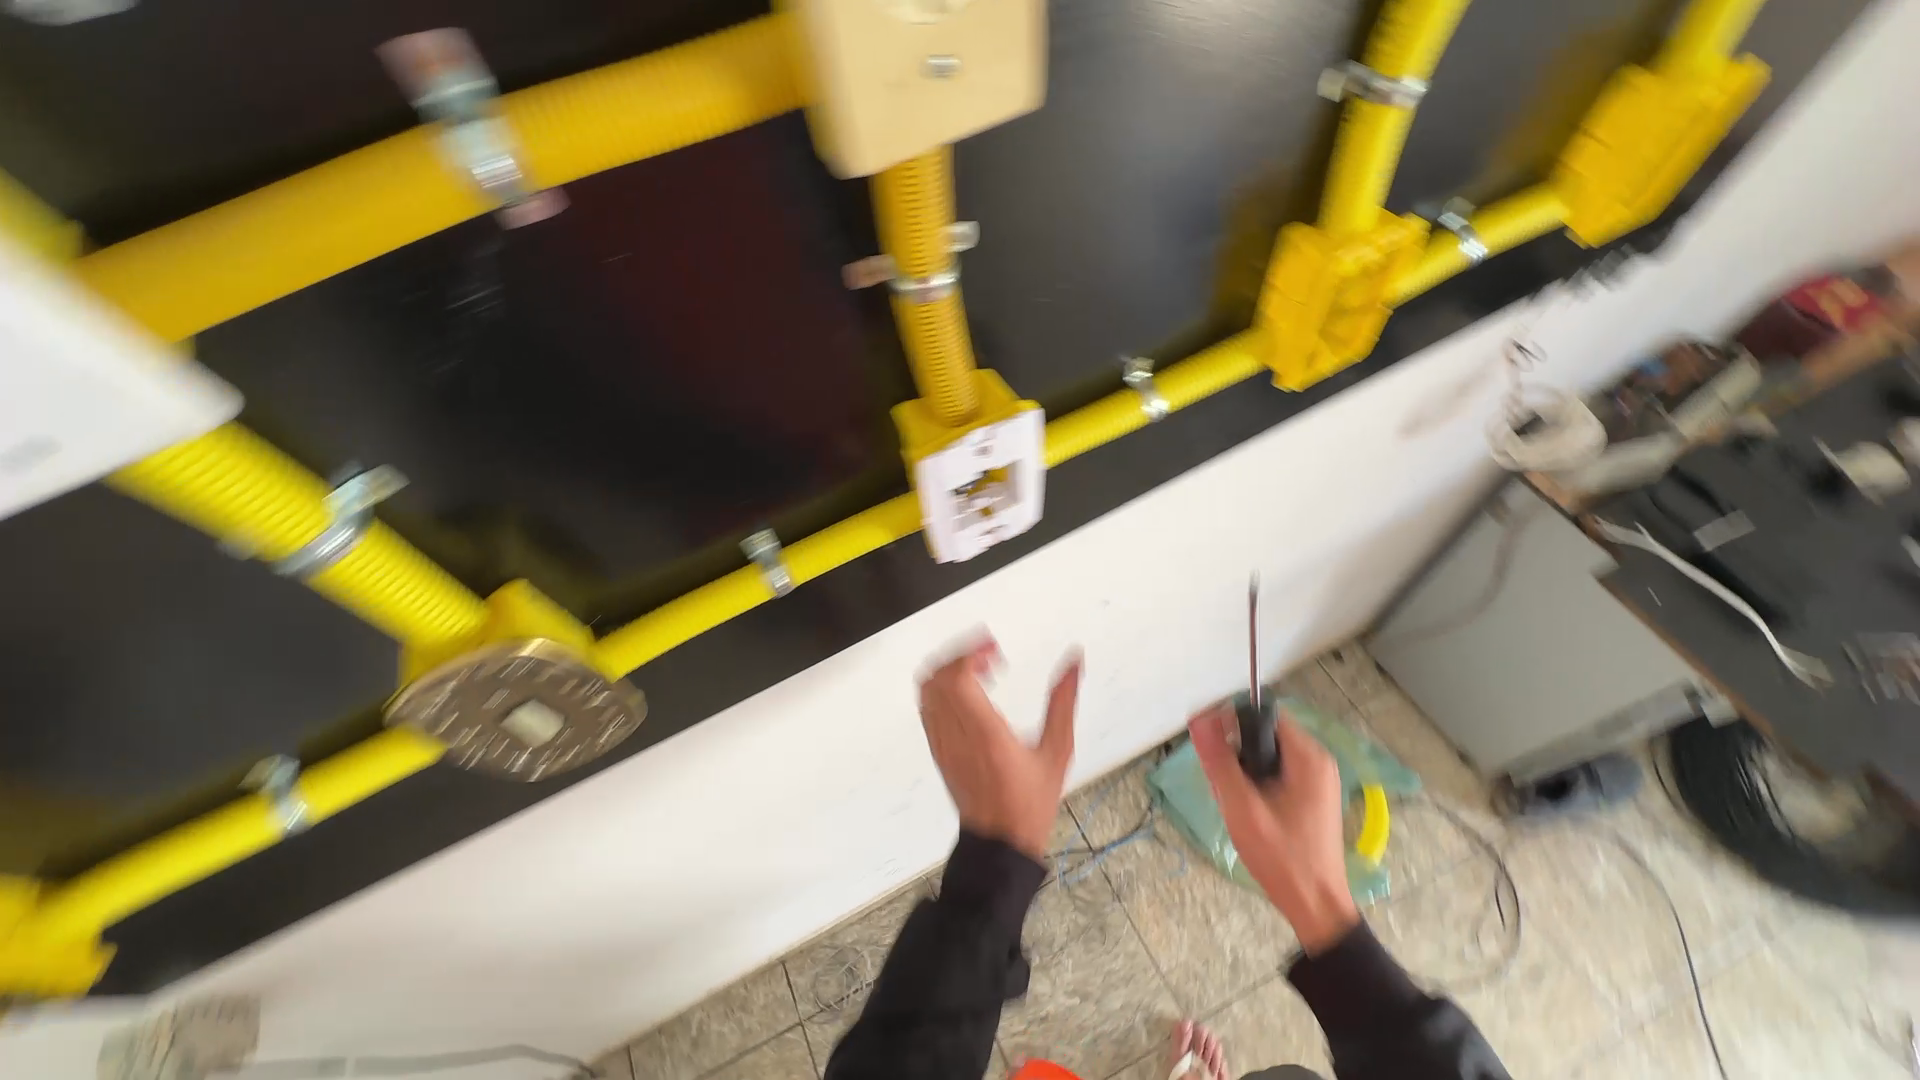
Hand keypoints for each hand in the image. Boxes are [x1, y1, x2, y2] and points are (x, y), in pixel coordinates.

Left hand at [918, 636, 1081, 860]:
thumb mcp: (1057, 752)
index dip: (970, 652)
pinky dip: (943, 689)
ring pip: (927, 690)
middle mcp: (957, 735)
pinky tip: (970, 695)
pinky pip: (928, 707)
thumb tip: (1073, 664)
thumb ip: (1063, 703)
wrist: (1000, 842)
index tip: (994, 648)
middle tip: (989, 656)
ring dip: (950, 670)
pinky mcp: (937, 749)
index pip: (958, 678)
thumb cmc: (1029, 803)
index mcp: (985, 734)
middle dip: (961, 655)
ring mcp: (942, 743)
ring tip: (981, 672)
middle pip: (936, 676)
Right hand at [1188, 704, 1360, 953]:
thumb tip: (1199, 719)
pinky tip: (1244, 809)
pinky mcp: (1308, 795)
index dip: (1231, 720)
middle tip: (1220, 783)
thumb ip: (1219, 761)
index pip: (1263, 714)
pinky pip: (1273, 773)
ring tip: (1232, 801)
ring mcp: (1315, 779)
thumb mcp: (1242, 807)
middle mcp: (1316, 761)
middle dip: (1235, 752)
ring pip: (1264, 755)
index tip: (1207, 742)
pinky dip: (1253, 784)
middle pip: (1262, 734)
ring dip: (1241, 771)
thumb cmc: (1281, 857)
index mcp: (1308, 757)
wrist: (1315, 906)